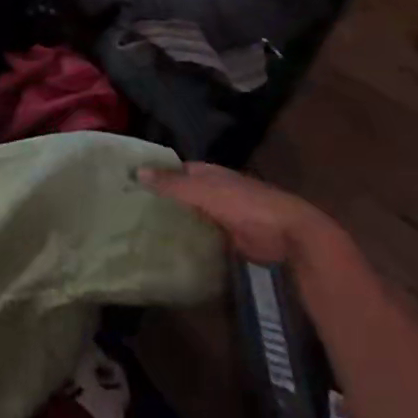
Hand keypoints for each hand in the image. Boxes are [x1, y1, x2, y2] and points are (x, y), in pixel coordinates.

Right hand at [139, 163, 333, 264]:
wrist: (288, 236)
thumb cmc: (245, 204)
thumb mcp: (204, 190)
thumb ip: (172, 183)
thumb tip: (136, 171)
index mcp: (209, 173)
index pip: (176, 169)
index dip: (156, 173)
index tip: (129, 182)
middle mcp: (215, 191)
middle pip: (183, 193)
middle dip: (162, 199)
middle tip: (128, 209)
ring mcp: (223, 216)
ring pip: (191, 216)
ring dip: (174, 222)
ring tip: (141, 230)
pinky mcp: (230, 240)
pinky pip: (202, 237)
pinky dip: (188, 241)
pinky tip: (168, 248)